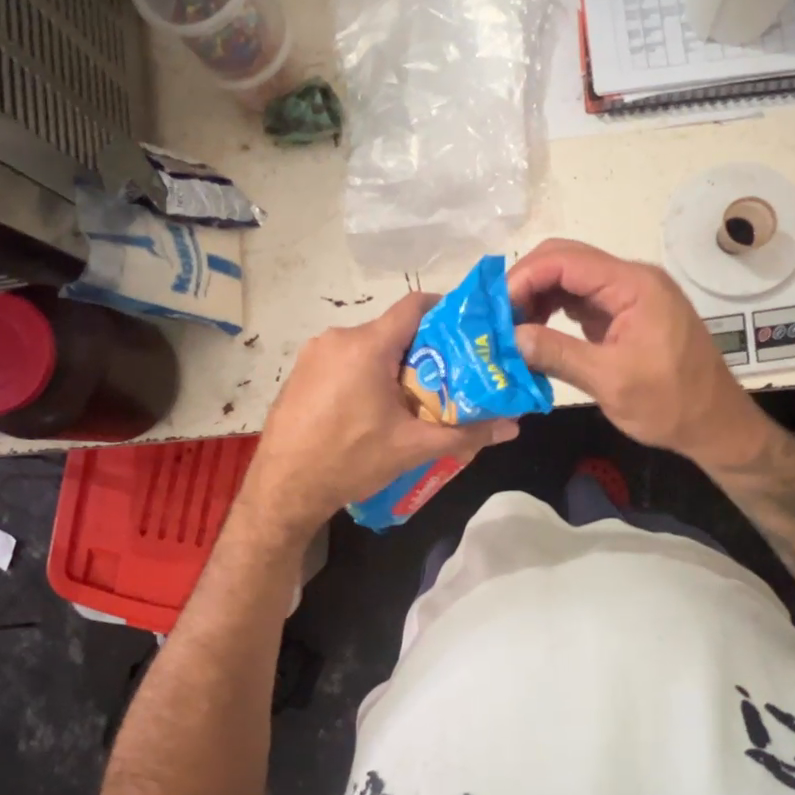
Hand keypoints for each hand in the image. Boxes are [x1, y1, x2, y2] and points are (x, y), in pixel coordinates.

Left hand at [242, 293, 518, 534]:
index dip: (446, 313)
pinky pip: (342, 362)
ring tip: (411, 402)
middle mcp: (338, 338)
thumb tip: (512, 425)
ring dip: (392, 367)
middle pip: (392, 330)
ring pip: (367, 347)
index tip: (467, 336)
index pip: (415, 305)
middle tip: (446, 381)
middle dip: (422, 352)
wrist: (282, 489)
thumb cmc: (349, 461)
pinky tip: (370, 411)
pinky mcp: (298, 373)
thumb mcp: (412, 447)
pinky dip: (363, 376)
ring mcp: (313, 354)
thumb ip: (465, 432)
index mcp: (367, 345)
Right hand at [508, 239, 759, 457]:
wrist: (715, 424)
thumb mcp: (610, 381)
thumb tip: (509, 337)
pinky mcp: (624, 315)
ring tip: (508, 329)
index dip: (524, 278)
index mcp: (634, 285)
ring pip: (570, 279)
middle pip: (566, 261)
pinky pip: (581, 301)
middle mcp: (631, 279)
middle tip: (495, 317)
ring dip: (536, 298)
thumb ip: (557, 354)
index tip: (495, 310)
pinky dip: (553, 313)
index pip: (566, 261)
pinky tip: (532, 334)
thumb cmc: (670, 404)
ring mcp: (628, 296)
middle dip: (526, 283)